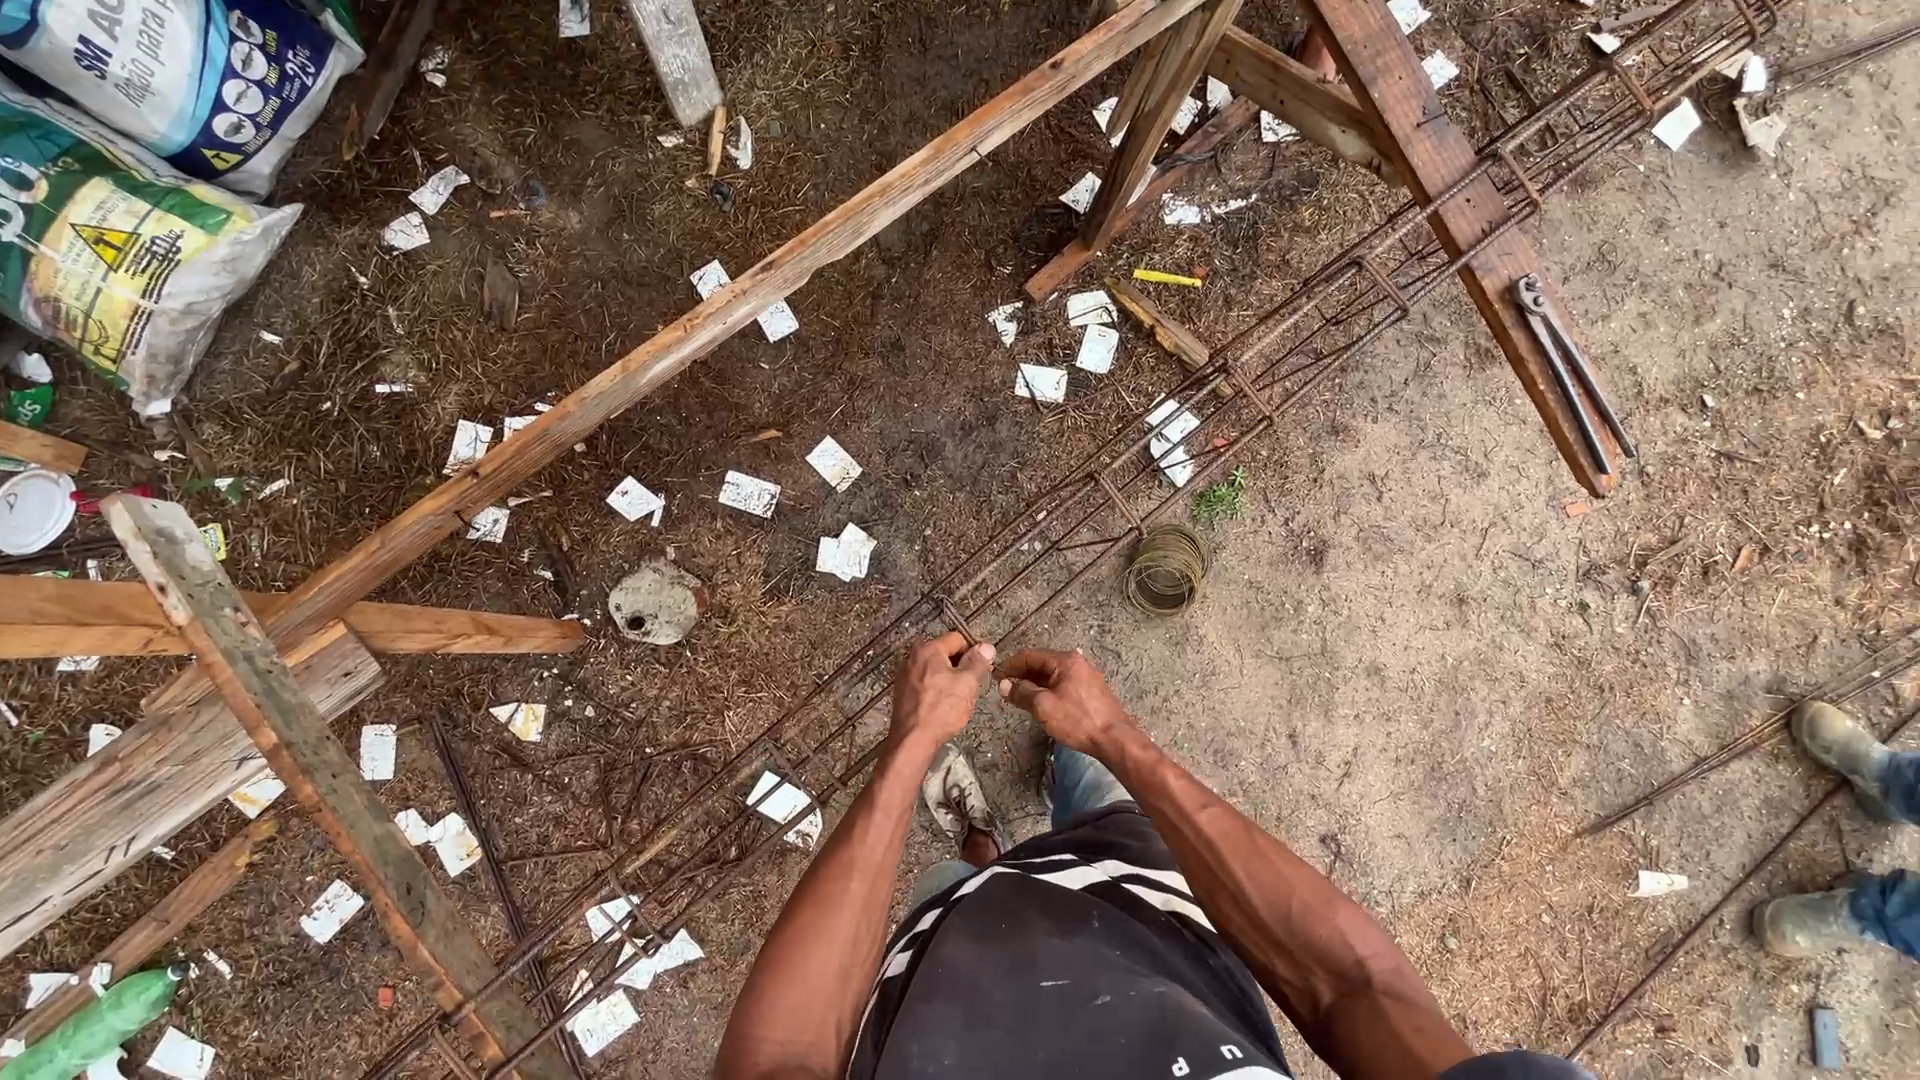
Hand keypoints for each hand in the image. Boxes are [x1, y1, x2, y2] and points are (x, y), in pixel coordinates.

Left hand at [890, 632, 995, 747]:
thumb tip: (986, 647)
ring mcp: (905, 675)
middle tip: (971, 684)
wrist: (912, 740)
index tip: (981, 668)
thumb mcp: (967, 683)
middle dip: (960, 666)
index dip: (973, 651)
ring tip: (958, 698)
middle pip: (944, 653)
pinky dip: (936, 689)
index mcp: (928, 649)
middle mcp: (912, 657)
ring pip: (935, 669)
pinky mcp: (903, 692)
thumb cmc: (941, 710)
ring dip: (949, 679)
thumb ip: (978, 662)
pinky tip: (942, 706)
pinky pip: (925, 683)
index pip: (957, 638)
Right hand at [996, 648, 1136, 755]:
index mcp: (1066, 661)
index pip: (1031, 656)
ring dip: (1034, 684)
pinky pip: (1062, 685)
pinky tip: (1040, 703)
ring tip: (1018, 697)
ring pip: (1052, 676)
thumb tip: (1004, 684)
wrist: (1115, 740)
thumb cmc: (1078, 720)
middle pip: (1042, 664)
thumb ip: (1022, 692)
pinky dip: (1047, 691)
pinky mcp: (1090, 692)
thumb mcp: (1044, 706)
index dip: (1011, 665)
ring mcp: (1085, 677)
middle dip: (1022, 675)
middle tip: (1005, 688)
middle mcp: (1077, 664)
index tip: (996, 675)